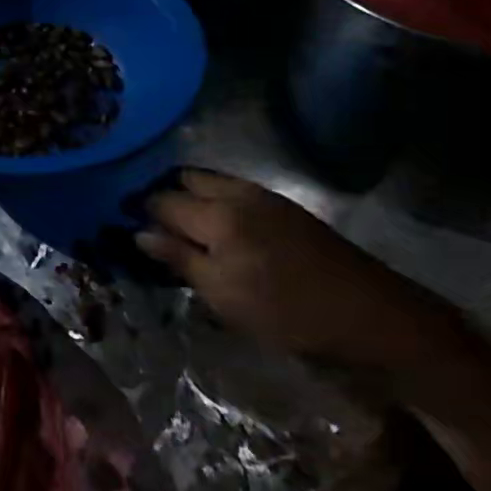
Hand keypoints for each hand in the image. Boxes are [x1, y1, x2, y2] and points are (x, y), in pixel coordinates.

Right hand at [137, 169, 472, 380]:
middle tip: (151, 219)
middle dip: (163, 192)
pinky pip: (232, 186)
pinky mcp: (280, 202)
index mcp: (216, 216)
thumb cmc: (287, 313)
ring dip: (188, 191)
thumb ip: (179, 260)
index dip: (140, 210)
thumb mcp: (224, 296)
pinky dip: (213, 195)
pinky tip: (216, 221)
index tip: (123, 220)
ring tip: (179, 220)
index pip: (162, 201)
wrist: (367, 311)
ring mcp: (260, 193)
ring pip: (209, 178)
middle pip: (184, 178)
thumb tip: (138, 232)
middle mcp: (234, 192)